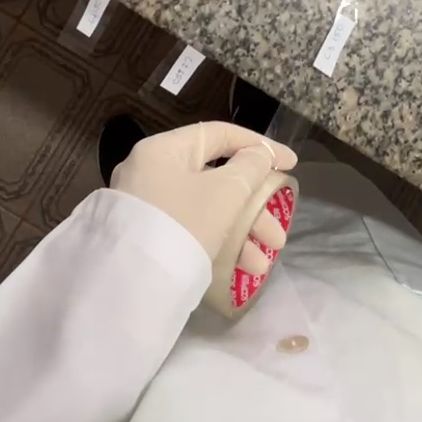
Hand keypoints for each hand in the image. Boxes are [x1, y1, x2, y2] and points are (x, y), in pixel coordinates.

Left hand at [111, 121, 297, 274]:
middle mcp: (152, 171)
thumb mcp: (225, 193)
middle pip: (215, 177)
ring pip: (206, 207)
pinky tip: (242, 269)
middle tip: (277, 234)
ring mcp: (148, 206)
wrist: (129, 286)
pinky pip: (191, 229)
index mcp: (164, 149)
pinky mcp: (148, 236)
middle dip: (253, 206)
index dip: (260, 146)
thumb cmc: (183, 225)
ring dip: (241, 232)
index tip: (291, 164)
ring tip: (263, 263)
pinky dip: (218, 243)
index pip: (219, 135)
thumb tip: (259, 155)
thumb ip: (250, 168)